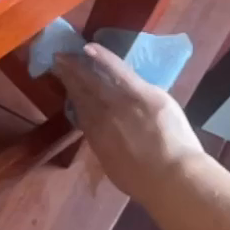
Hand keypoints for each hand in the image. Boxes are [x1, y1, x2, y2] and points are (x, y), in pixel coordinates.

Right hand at [50, 43, 204, 195]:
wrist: (172, 177)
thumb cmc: (145, 181)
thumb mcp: (113, 166)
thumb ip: (105, 145)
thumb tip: (100, 133)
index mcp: (96, 136)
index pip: (80, 109)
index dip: (71, 94)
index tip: (62, 81)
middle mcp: (103, 117)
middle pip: (83, 92)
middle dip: (69, 75)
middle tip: (57, 60)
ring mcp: (122, 103)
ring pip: (96, 81)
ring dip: (80, 66)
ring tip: (68, 54)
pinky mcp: (143, 94)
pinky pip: (119, 72)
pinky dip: (103, 59)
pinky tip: (89, 48)